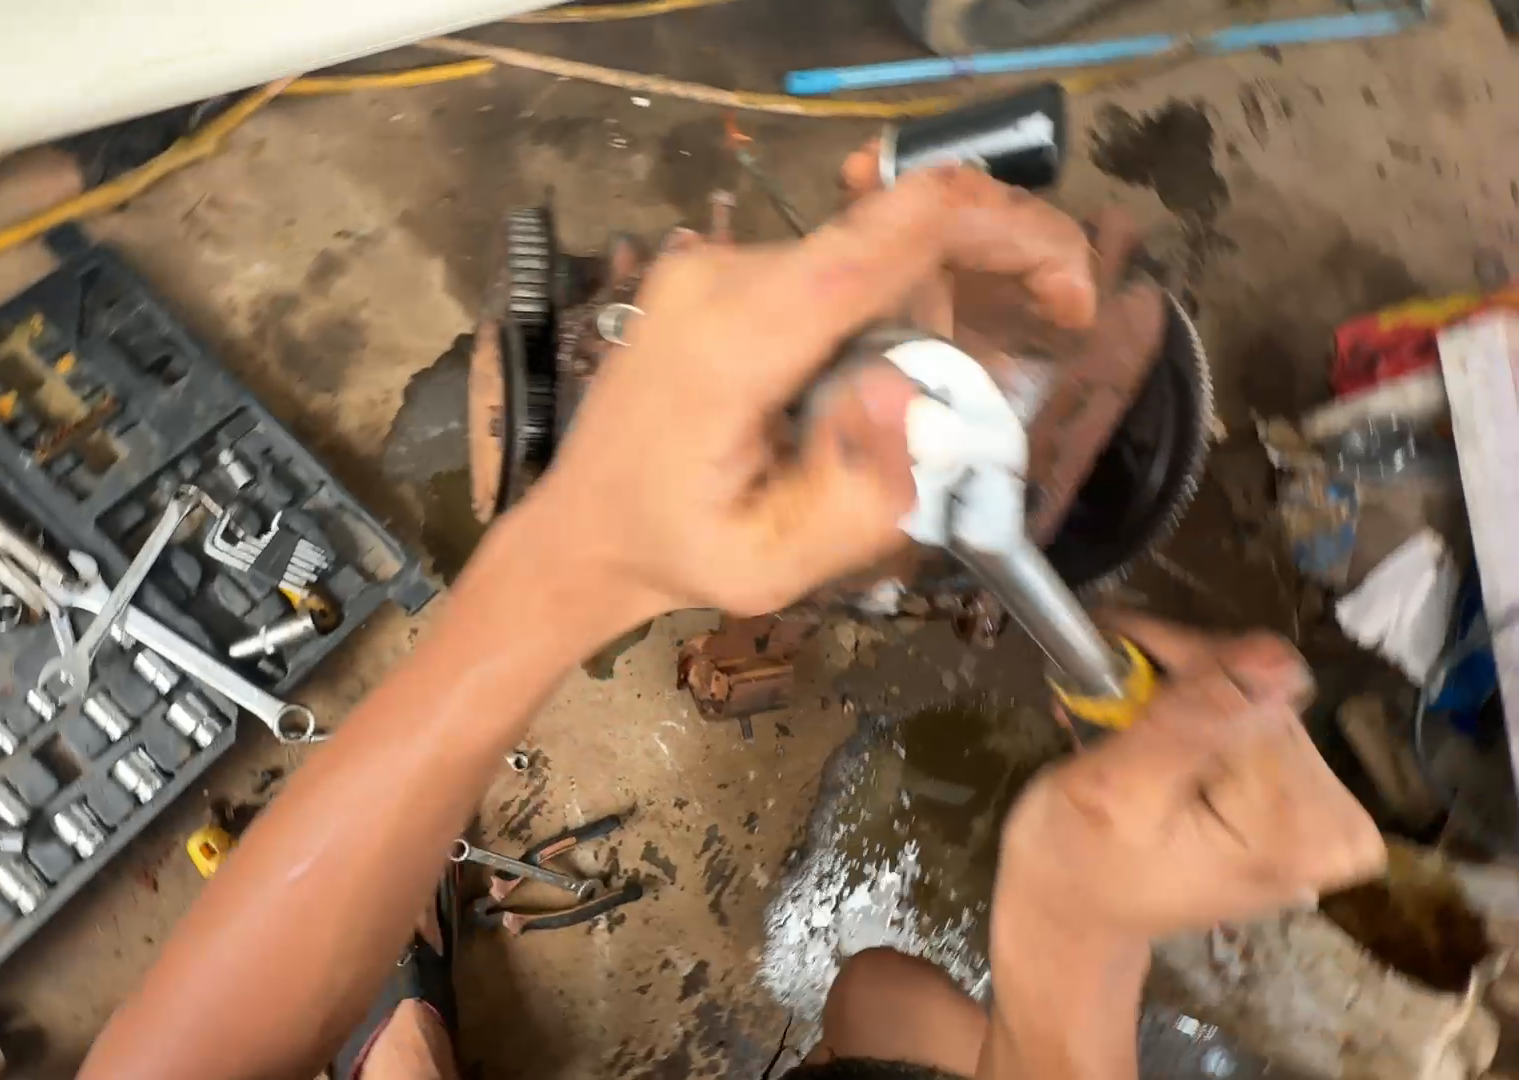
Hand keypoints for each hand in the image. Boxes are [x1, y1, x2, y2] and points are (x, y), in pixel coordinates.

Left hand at [517, 167, 1098, 619]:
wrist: (583, 526)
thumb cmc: (671, 554)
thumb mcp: (772, 568)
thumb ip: (862, 495)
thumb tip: (911, 391)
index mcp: (733, 343)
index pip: (895, 231)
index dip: (1011, 234)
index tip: (1067, 287)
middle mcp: (716, 278)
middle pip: (890, 240)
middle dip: (964, 299)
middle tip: (967, 384)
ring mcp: (703, 267)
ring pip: (858, 255)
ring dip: (907, 317)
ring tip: (875, 410)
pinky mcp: (704, 277)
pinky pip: (818, 270)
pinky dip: (862, 313)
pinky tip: (838, 385)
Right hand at [994, 615, 1386, 942]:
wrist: (1071, 909)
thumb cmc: (1072, 855)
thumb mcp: (1112, 790)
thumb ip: (1187, 726)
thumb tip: (1275, 656)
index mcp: (1298, 829)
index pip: (1256, 693)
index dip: (1175, 659)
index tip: (1104, 646)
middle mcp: (1337, 826)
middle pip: (1258, 699)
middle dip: (1167, 679)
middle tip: (1092, 689)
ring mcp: (1324, 821)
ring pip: (1250, 704)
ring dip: (1170, 693)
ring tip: (1106, 713)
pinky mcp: (1298, 811)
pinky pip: (1247, 729)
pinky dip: (1184, 716)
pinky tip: (1139, 732)